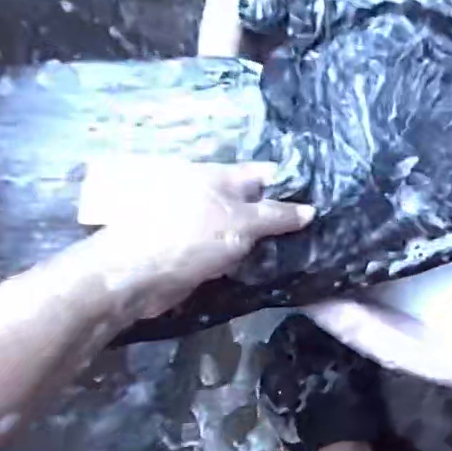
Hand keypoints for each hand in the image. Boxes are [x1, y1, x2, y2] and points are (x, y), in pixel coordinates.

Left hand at [79, 162, 313, 319]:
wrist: (131, 277)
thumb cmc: (189, 238)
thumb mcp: (243, 224)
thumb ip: (279, 215)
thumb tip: (311, 209)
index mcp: (219, 175)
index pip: (267, 173)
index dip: (294, 184)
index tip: (320, 200)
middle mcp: (209, 192)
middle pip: (256, 199)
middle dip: (282, 214)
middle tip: (315, 229)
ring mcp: (200, 220)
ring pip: (244, 225)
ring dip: (265, 237)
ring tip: (299, 247)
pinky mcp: (193, 246)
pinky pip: (230, 246)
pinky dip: (246, 253)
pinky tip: (268, 263)